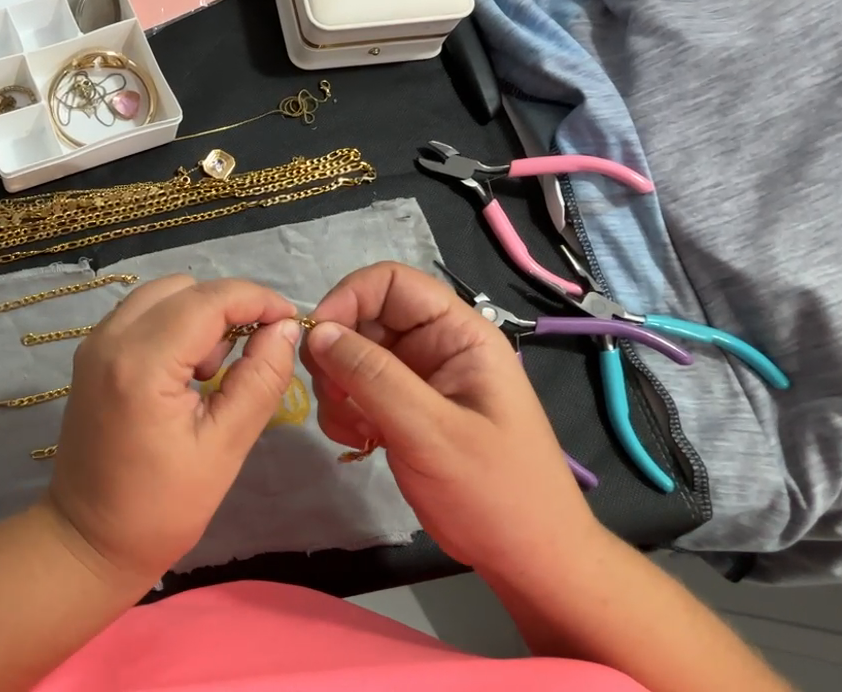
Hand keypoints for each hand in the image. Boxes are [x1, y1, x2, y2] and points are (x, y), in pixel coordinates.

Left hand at [46, 276, 300, 584]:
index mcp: (141, 363)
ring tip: (214, 372)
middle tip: (251, 355)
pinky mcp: (91, 353)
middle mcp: (110, 338)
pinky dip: (172, 323)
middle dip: (227, 307)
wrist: (87, 537)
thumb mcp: (223, 449)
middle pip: (183, 288)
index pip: (208, 300)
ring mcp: (94, 342)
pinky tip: (185, 372)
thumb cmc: (160, 508)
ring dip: (198, 313)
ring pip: (159, 295)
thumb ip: (259, 381)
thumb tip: (285, 329)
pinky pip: (140, 313)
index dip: (257, 299)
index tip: (292, 320)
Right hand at [300, 262, 605, 578]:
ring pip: (350, 354)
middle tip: (334, 394)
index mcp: (458, 335)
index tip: (318, 338)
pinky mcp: (399, 408)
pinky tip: (359, 440)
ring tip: (355, 426)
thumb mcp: (432, 431)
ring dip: (337, 386)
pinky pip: (352, 389)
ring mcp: (415, 379)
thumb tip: (316, 331)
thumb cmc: (496, 491)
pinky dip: (343, 410)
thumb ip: (373, 376)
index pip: (391, 282)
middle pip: (363, 317)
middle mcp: (434, 347)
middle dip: (337, 351)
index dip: (349, 297)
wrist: (525, 560)